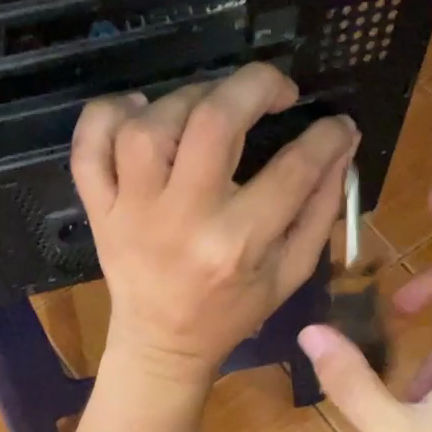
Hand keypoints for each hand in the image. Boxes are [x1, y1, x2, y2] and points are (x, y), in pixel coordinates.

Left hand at [71, 64, 358, 385]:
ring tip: (211, 107)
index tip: (336, 125)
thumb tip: (342, 145)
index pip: (292, 170)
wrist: (162, 345)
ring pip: (150, 126)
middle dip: (254, 86)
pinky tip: (139, 110)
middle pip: (213, 122)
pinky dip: (107, 114)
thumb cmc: (231, 311)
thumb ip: (319, 210)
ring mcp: (132, 213)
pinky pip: (89, 148)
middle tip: (275, 91)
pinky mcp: (100, 210)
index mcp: (236, 245)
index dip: (325, 136)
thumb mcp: (289, 274)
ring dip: (187, 99)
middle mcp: (182, 221)